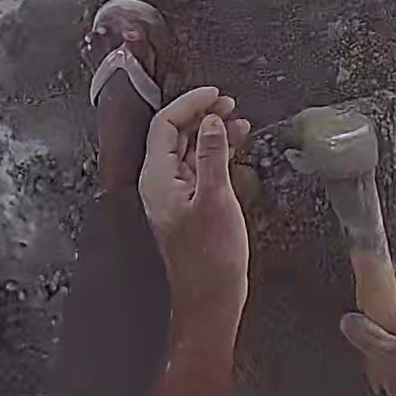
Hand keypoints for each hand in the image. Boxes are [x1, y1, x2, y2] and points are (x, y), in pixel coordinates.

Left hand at [138, 86, 251, 340]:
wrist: (212, 301)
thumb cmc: (211, 258)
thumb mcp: (216, 198)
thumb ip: (212, 155)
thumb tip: (211, 121)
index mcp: (158, 178)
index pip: (165, 124)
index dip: (189, 103)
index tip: (214, 94)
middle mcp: (162, 182)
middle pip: (175, 133)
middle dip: (201, 113)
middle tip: (228, 103)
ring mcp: (176, 192)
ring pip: (190, 147)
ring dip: (212, 130)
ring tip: (237, 118)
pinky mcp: (191, 202)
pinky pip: (200, 165)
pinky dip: (217, 150)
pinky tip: (236, 143)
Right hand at [340, 266, 395, 395]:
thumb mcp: (386, 357)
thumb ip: (365, 334)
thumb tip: (350, 320)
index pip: (394, 274)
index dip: (374, 272)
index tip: (357, 274)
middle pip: (393, 300)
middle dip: (375, 312)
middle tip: (363, 323)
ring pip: (394, 325)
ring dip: (380, 338)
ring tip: (374, 356)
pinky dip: (388, 355)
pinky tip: (383, 373)